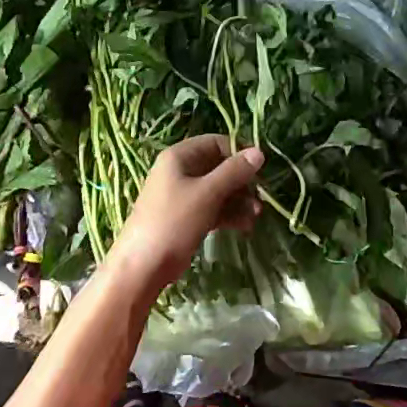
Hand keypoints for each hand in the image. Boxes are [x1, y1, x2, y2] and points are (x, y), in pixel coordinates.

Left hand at [109, 135, 264, 293]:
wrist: (145, 264)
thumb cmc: (174, 220)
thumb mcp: (207, 193)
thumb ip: (234, 172)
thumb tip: (259, 152)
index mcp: (179, 157)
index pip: (214, 143)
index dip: (238, 152)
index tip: (261, 168)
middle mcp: (180, 171)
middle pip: (218, 167)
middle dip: (241, 181)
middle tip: (260, 196)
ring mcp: (184, 196)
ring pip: (218, 190)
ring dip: (239, 200)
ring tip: (256, 215)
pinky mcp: (188, 217)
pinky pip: (213, 208)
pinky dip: (229, 214)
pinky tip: (246, 225)